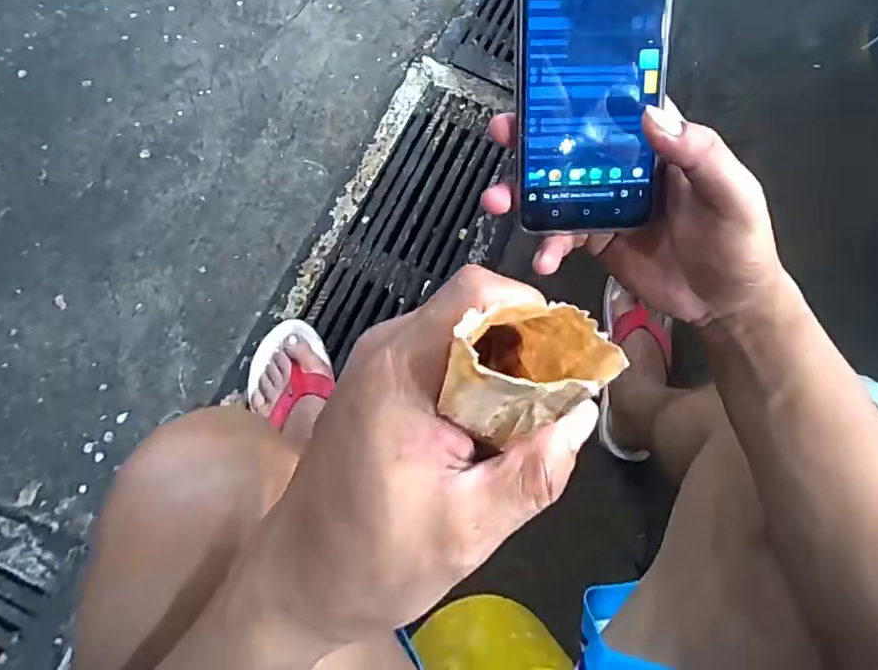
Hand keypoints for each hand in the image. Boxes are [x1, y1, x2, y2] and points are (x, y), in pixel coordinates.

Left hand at [241, 266, 596, 641]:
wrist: (294, 586)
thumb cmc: (369, 563)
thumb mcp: (466, 531)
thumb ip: (533, 474)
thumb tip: (584, 416)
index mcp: (399, 370)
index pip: (473, 291)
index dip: (527, 305)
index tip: (559, 351)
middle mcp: (389, 348)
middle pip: (476, 305)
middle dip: (527, 339)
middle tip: (555, 390)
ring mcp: (384, 358)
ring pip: (467, 325)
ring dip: (508, 358)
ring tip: (530, 410)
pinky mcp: (387, 374)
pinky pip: (451, 348)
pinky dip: (484, 371)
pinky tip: (493, 420)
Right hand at [479, 102, 787, 325]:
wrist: (729, 304)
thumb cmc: (740, 241)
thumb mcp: (732, 192)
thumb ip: (700, 153)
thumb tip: (650, 115)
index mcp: (664, 147)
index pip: (622, 109)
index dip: (586, 95)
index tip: (548, 87)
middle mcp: (632, 169)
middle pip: (578, 144)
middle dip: (536, 137)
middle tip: (504, 130)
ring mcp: (612, 204)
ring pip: (561, 187)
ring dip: (526, 191)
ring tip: (499, 200)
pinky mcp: (602, 239)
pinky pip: (566, 234)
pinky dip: (549, 243)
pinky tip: (544, 256)